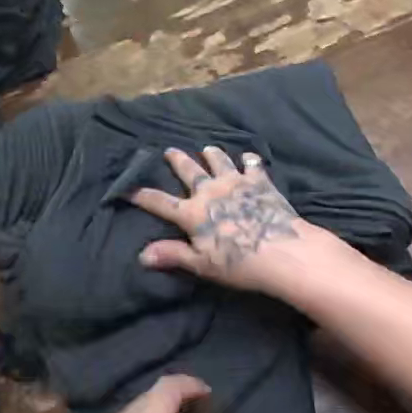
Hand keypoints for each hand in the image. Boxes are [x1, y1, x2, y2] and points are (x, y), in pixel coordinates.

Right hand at [128, 146, 343, 295]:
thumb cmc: (239, 263)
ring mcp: (236, 184)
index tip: (127, 188)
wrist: (284, 251)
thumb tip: (142, 255)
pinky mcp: (260, 184)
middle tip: (169, 150)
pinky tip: (249, 157)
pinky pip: (253, 167)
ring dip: (212, 155)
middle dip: (177, 161)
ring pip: (219, 162)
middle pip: (189, 172)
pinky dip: (249, 160)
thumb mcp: (201, 264)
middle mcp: (210, 192)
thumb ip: (172, 254)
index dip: (142, 195)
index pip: (160, 202)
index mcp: (192, 213)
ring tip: (207, 148)